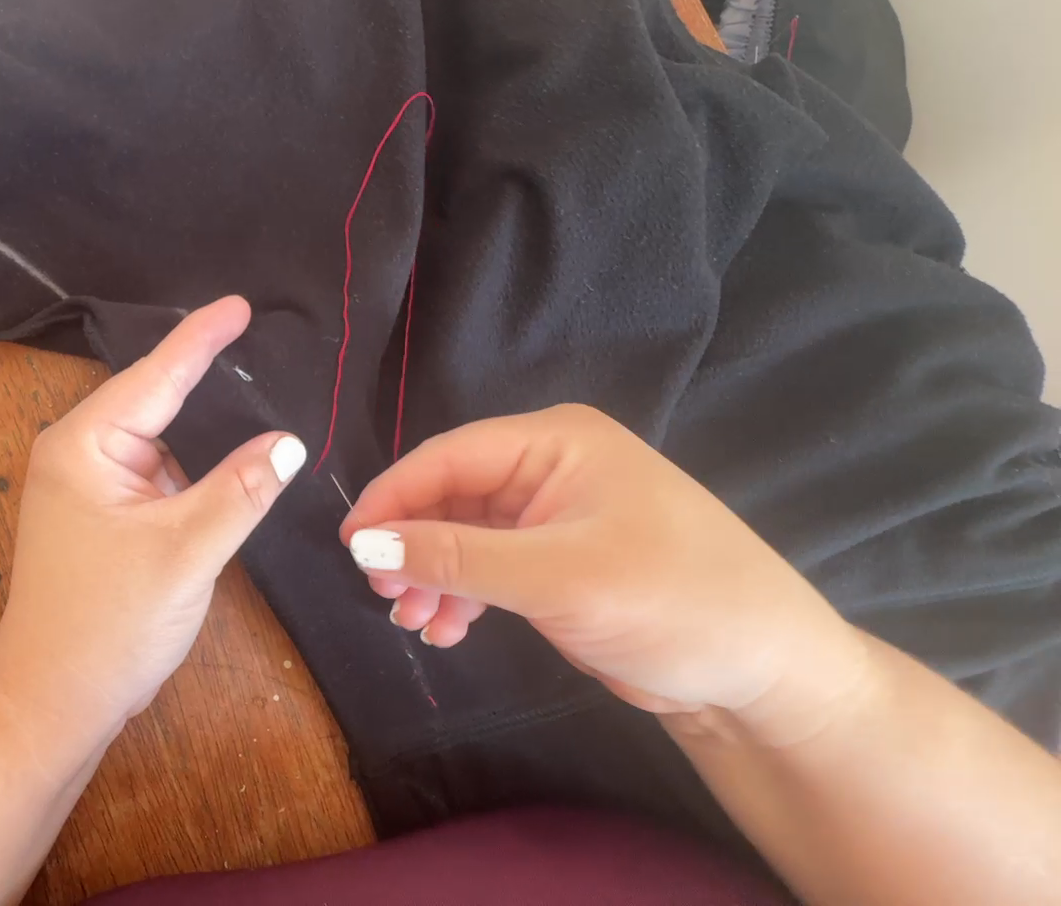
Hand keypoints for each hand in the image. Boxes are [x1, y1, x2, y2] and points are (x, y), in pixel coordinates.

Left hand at [0, 297, 305, 727]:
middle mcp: (78, 452)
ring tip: (252, 404)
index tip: (241, 303)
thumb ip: (240, 490)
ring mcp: (87, 485)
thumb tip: (290, 440)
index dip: (201, 338)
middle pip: (154, 403)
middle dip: (204, 380)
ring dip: (200, 437)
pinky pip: (155, 475)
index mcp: (84, 445)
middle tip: (261, 341)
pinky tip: (223, 471)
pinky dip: (189, 473)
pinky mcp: (101, 514)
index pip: (155, 376)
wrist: (54, 699)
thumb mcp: (185, 552)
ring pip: (159, 443)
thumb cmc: (109, 623)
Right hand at [339, 404, 869, 742]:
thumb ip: (454, 556)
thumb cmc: (675, 605)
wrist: (773, 683)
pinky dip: (457, 595)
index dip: (392, 498)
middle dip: (412, 546)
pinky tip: (446, 630)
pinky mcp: (550, 558)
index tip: (351, 545)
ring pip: (458, 534)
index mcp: (553, 442)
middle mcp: (545, 467)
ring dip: (430, 576)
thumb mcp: (557, 578)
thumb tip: (362, 544)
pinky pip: (482, 565)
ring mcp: (548, 514)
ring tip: (413, 621)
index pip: (447, 457)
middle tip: (384, 593)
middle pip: (447, 496)